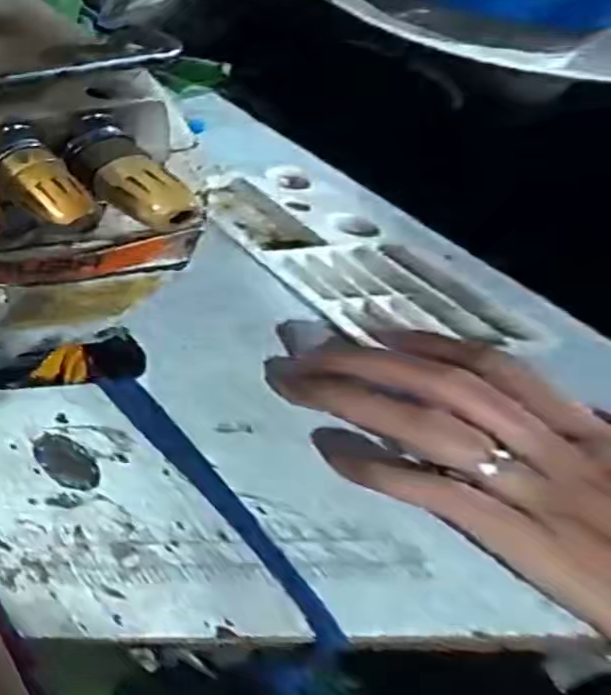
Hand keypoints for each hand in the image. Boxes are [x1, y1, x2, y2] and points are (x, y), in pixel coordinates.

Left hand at [266, 330, 610, 635]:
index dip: (426, 343)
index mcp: (594, 439)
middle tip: (299, 355)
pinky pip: (440, 493)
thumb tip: (515, 399)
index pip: (499, 370)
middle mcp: (567, 459)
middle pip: (445, 387)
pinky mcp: (532, 545)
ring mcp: (545, 500)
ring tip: (294, 387)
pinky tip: (332, 450)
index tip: (368, 330)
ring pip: (430, 429)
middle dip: (361, 362)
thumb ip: (571, 436)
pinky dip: (377, 466)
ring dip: (349, 399)